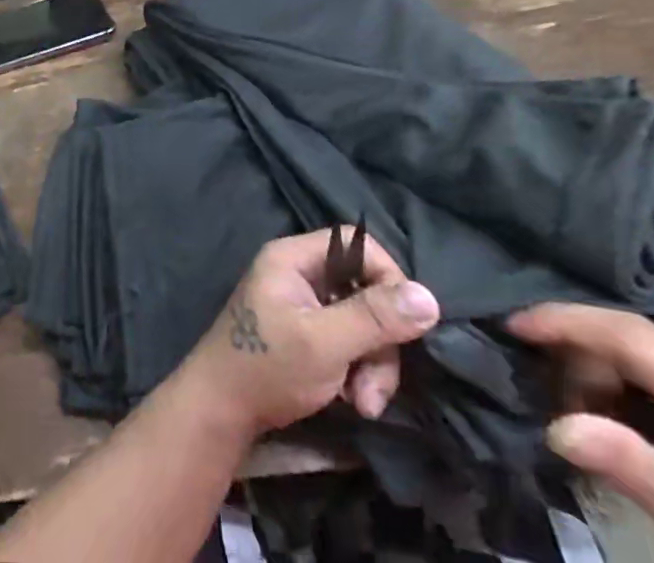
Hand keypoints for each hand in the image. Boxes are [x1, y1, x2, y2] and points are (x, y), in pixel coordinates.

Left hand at [191, 229, 440, 434]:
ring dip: (374, 366)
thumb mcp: (324, 342)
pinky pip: (352, 343)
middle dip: (382, 342)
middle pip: (368, 291)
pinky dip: (359, 372)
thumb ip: (374, 318)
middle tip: (374, 386)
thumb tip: (429, 295)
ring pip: (366, 323)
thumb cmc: (266, 367)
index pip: (358, 246)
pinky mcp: (309, 334)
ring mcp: (303, 305)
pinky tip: (351, 400)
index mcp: (291, 259)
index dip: (389, 279)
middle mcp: (297, 274)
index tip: (406, 321)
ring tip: (361, 402)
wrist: (223, 408)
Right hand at [510, 303, 653, 560]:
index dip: (570, 322)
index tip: (513, 326)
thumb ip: (649, 483)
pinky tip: (639, 424)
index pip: (645, 343)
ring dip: (610, 371)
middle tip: (566, 411)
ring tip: (604, 425)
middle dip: (585, 359)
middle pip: (647, 341)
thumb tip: (560, 427)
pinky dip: (639, 382)